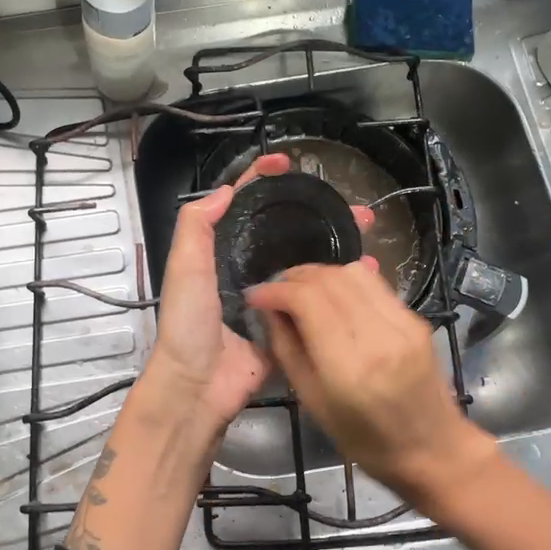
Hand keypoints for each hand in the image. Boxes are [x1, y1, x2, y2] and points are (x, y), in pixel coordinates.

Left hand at [143, 153, 374, 424]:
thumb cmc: (188, 324)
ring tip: (366, 231)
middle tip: (351, 206)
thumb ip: (196, 226)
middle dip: (314, 213)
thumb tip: (228, 189)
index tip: (287, 163)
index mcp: (219, 251)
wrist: (199, 386)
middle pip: (283, 230)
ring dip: (333, 244)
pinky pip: (314, 300)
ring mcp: (270, 297)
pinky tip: (363, 272)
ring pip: (304, 262)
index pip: (242, 205)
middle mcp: (246, 268)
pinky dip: (337, 285)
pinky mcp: (287, 325)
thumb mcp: (184, 268)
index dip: (261, 180)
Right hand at [245, 261, 495, 495]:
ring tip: (301, 289)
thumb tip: (268, 309)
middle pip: (328, 279)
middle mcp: (378, 336)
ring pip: (352, 273)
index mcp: (348, 366)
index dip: (275, 290)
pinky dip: (345, 281)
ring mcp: (403, 323)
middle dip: (294, 277)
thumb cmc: (364, 439)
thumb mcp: (312, 401)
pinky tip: (332, 295)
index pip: (306, 300)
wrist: (432, 450)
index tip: (255, 296)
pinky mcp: (416, 319)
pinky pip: (375, 284)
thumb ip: (287, 349)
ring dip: (319, 274)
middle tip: (274, 291)